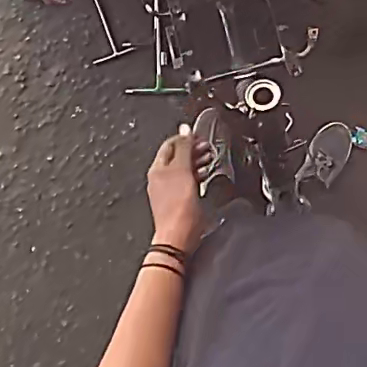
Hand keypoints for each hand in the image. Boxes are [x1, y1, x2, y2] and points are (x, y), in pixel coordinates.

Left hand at [147, 126, 206, 253]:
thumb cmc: (178, 207)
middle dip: (192, 148)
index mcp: (157, 168)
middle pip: (176, 155)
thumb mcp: (183, 171)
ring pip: (181, 167)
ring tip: (208, 158)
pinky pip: (185, 180)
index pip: (171, 144)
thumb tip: (185, 129)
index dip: (185, 137)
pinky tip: (204, 175)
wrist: (178, 237)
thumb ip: (184, 148)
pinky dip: (195, 174)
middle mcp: (159, 178)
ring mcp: (167, 190)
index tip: (200, 137)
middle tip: (206, 147)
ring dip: (195, 160)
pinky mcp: (175, 200)